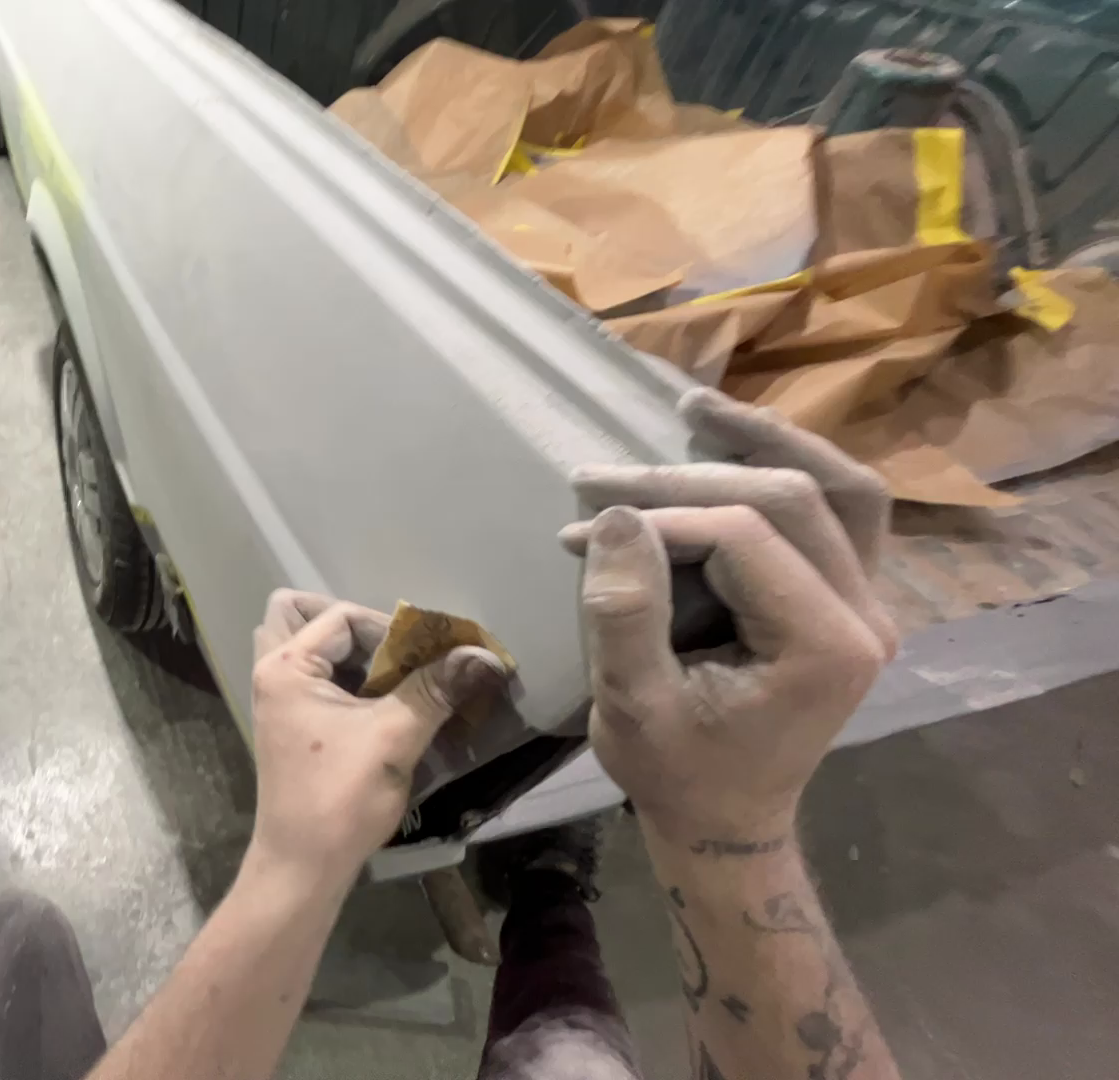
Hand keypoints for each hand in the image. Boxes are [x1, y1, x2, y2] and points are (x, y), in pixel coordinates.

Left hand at [248, 590, 506, 888]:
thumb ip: (434, 690)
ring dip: (336, 644)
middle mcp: (269, 671)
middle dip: (342, 618)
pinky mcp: (285, 719)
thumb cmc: (341, 798)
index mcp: (285, 666)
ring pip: (294, 641)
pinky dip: (333, 670)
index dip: (388, 629)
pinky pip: (302, 671)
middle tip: (383, 645)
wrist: (302, 864)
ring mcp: (273, 696)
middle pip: (293, 611)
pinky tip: (370, 695)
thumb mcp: (393, 738)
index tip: (425, 658)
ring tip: (380, 668)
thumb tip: (483, 655)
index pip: (340, 616)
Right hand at [561, 389, 899, 844]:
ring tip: (693, 407)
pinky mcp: (843, 596)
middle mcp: (866, 613)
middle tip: (598, 477)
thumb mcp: (630, 702)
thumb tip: (612, 517)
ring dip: (763, 442)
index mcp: (823, 644)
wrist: (723, 813)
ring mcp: (867, 601)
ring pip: (841, 488)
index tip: (577, 532)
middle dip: (684, 476)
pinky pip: (836, 511)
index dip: (654, 519)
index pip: (741, 535)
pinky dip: (783, 467)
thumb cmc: (672, 767)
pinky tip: (732, 444)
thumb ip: (623, 611)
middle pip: (792, 498)